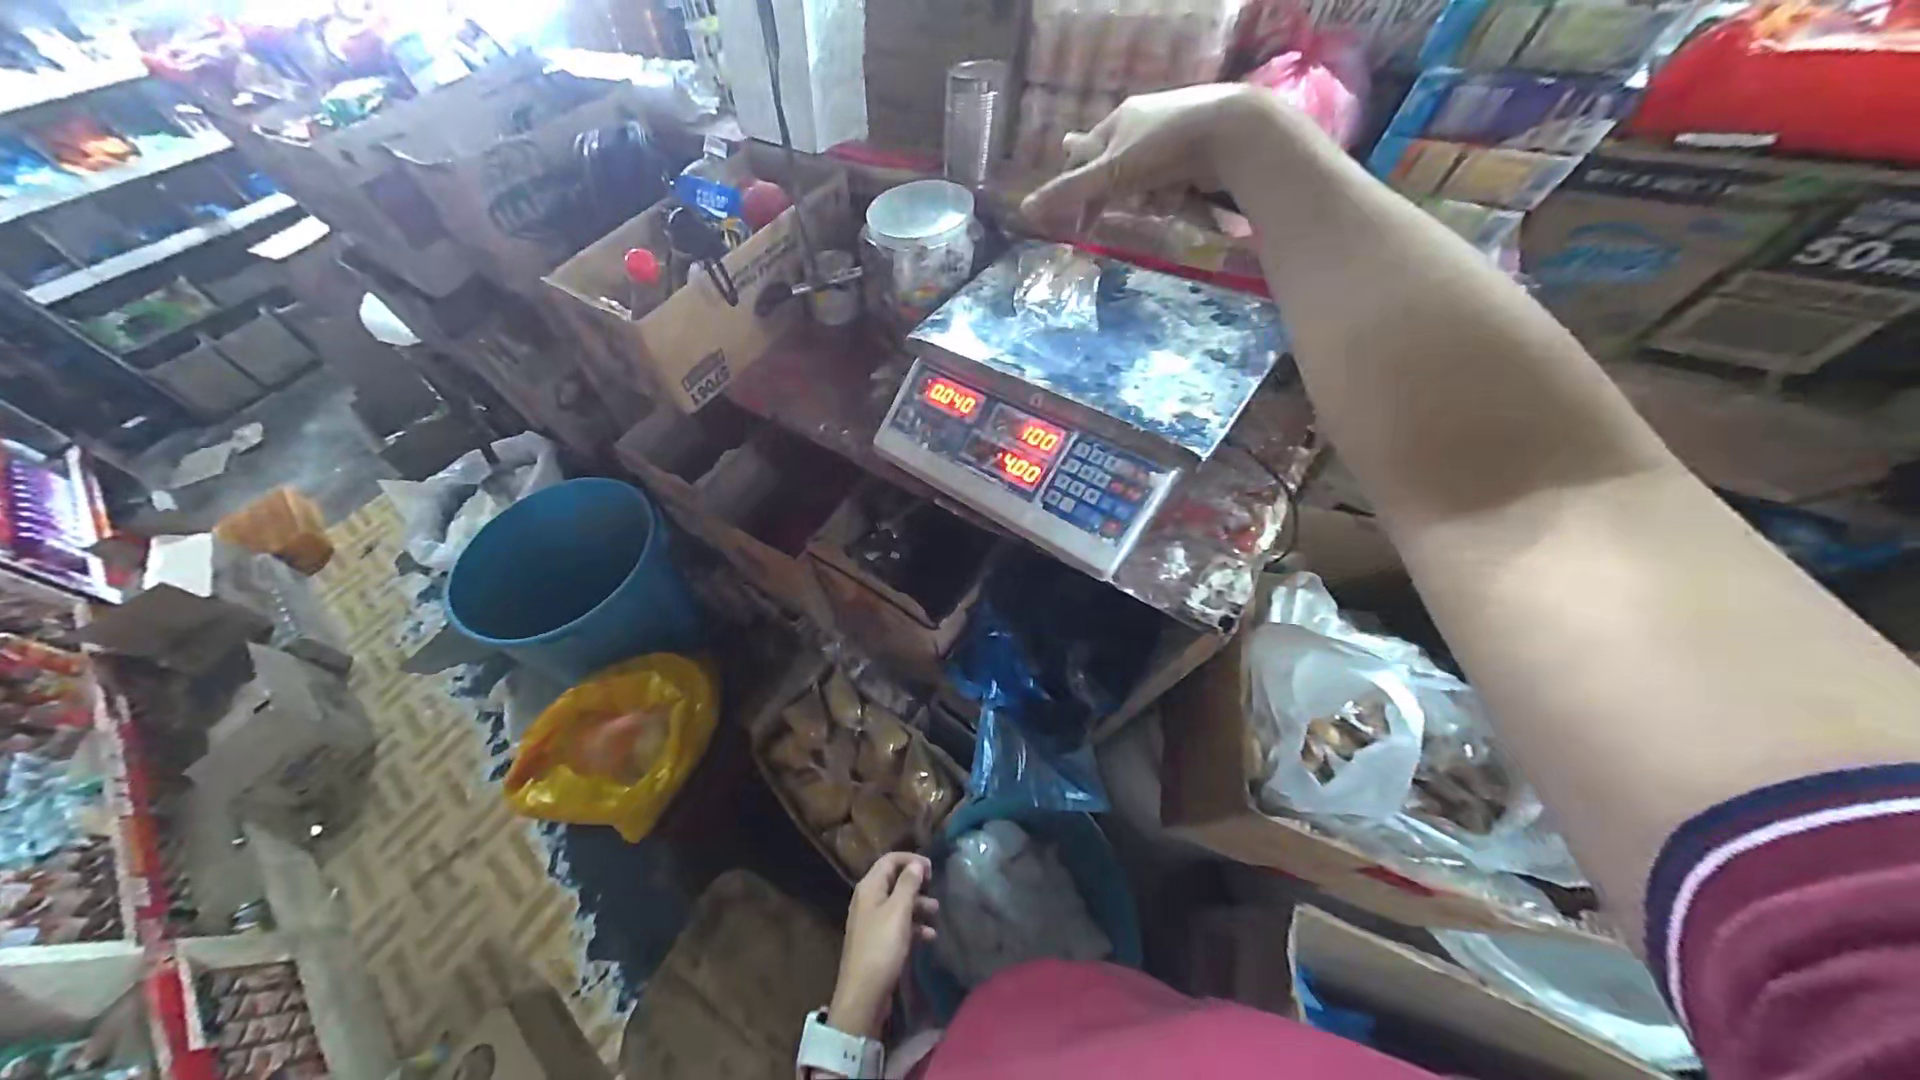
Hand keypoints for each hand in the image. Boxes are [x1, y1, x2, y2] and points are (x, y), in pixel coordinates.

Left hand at [828, 852, 937, 1038]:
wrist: (863, 995)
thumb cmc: (882, 947)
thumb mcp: (898, 911)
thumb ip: (908, 884)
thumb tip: (916, 864)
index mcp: (869, 887)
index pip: (890, 860)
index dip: (911, 859)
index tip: (931, 869)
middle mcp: (868, 900)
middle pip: (894, 881)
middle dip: (916, 884)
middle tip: (935, 889)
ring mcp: (872, 921)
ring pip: (898, 904)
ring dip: (918, 905)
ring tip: (936, 913)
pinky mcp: (878, 941)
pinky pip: (898, 924)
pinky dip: (913, 926)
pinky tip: (929, 936)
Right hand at [1021, 83, 1291, 236]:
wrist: (1230, 133)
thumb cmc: (1162, 146)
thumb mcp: (1108, 172)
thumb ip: (1067, 193)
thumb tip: (1023, 210)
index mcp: (1117, 121)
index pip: (1083, 158)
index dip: (1076, 191)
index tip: (1078, 224)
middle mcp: (1141, 126)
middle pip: (1114, 174)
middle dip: (1117, 197)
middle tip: (1121, 213)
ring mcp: (1170, 139)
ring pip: (1143, 184)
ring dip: (1148, 201)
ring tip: (1162, 201)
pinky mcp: (1194, 155)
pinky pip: (1170, 185)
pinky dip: (1172, 196)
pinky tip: (1183, 196)